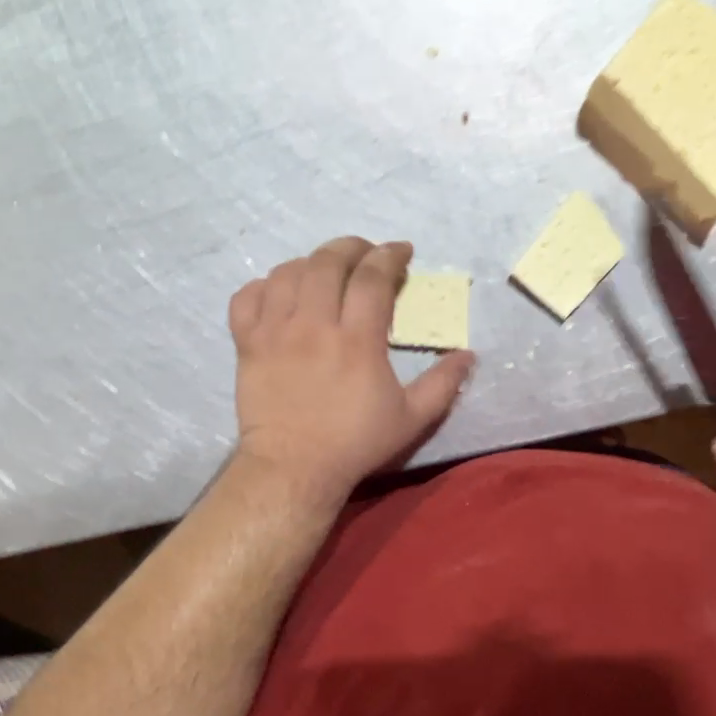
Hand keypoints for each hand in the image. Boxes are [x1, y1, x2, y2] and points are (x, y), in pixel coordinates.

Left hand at [228, 237, 474, 500]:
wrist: (294, 468)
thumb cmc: (355, 444)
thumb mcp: (411, 419)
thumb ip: (442, 384)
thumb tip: (468, 355)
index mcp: (357, 341)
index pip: (373, 278)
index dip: (390, 256)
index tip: (402, 252)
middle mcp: (314, 325)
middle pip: (328, 263)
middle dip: (352, 248)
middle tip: (366, 253)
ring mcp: (275, 332)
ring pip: (287, 273)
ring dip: (311, 262)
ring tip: (325, 270)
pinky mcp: (248, 345)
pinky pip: (247, 298)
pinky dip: (263, 286)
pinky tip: (278, 292)